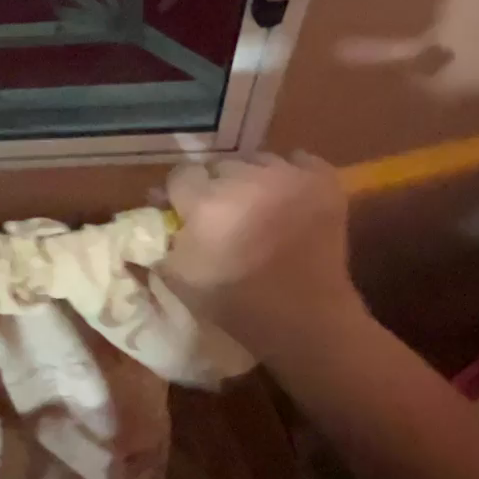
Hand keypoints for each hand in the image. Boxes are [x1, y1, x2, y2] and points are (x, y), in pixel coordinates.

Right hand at [159, 153, 356, 350]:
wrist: (305, 319)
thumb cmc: (236, 303)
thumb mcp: (179, 278)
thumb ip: (161, 237)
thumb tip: (156, 202)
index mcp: (205, 201)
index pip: (181, 175)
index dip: (183, 196)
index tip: (190, 216)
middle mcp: (244, 178)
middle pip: (220, 167)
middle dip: (219, 188)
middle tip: (227, 217)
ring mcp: (286, 175)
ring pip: (258, 161)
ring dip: (254, 180)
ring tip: (261, 208)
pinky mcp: (321, 179)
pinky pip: (299, 160)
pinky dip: (292, 175)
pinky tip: (290, 198)